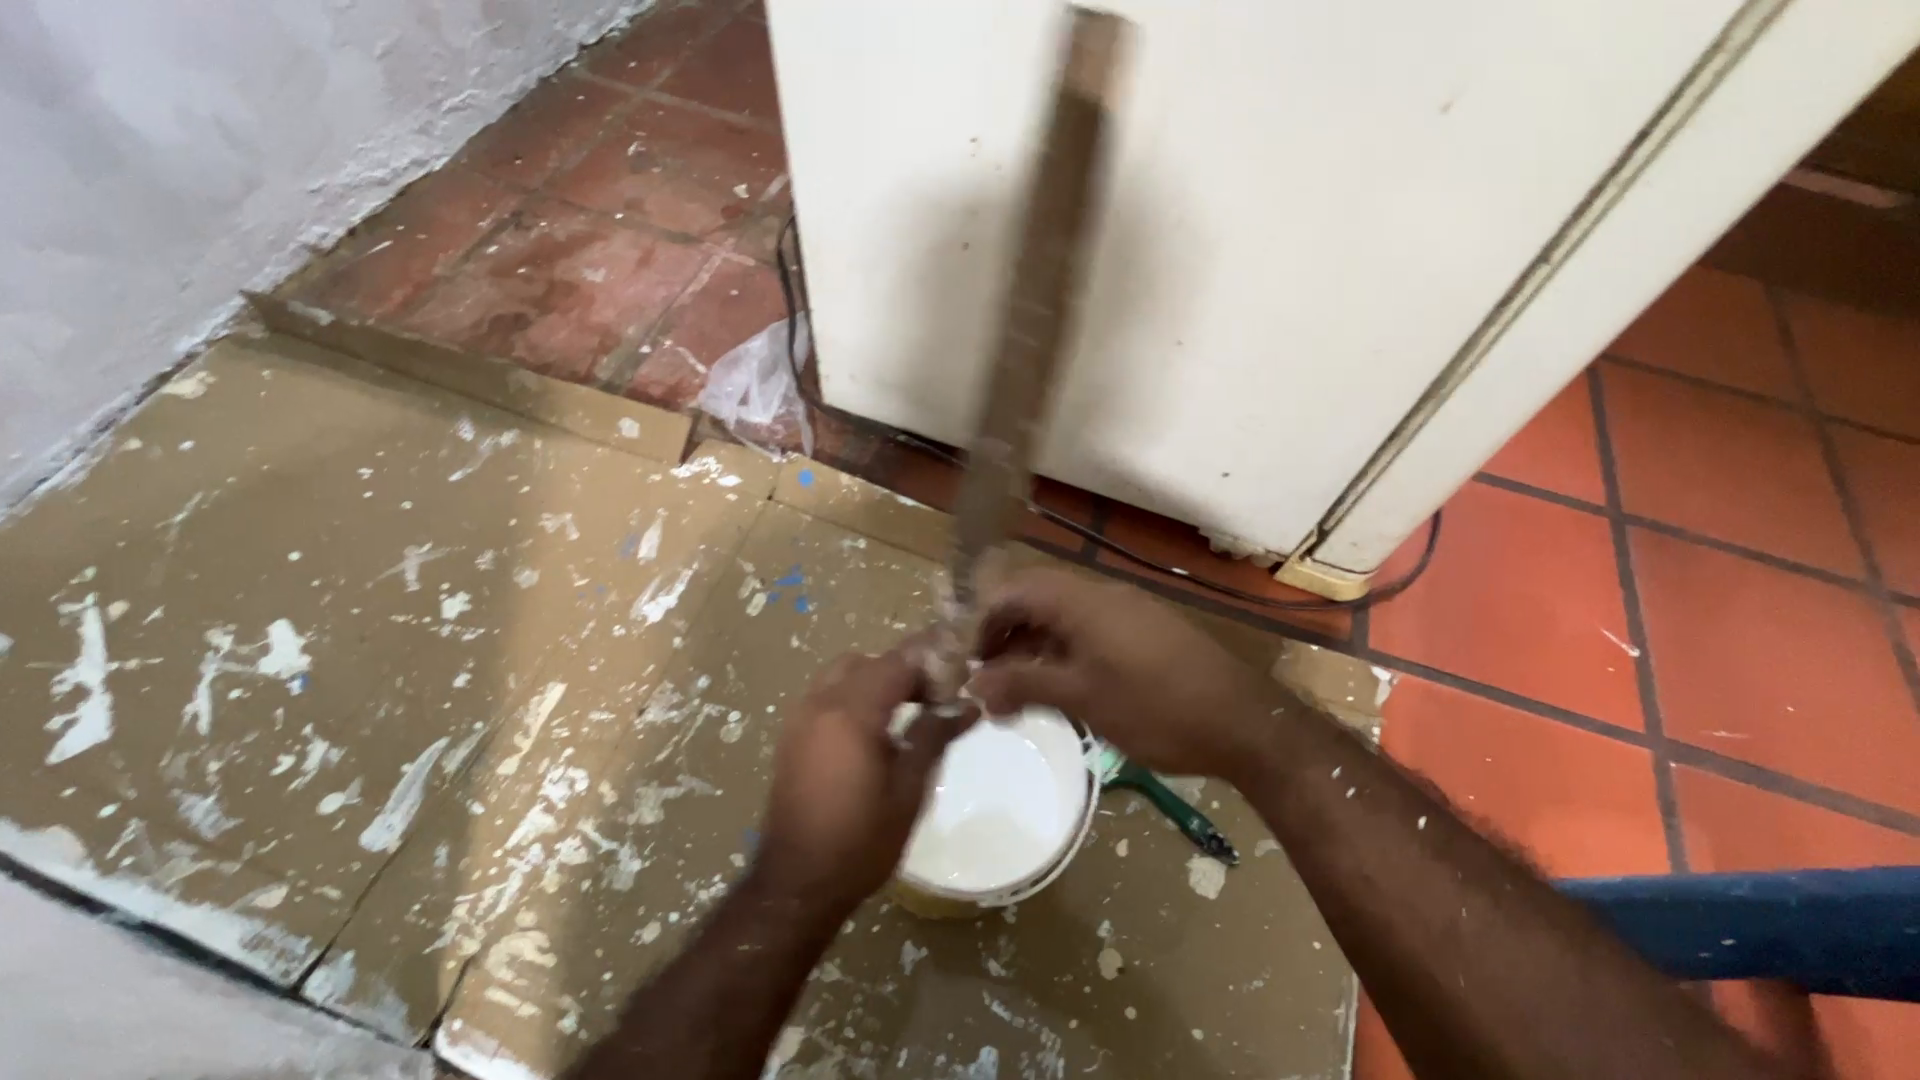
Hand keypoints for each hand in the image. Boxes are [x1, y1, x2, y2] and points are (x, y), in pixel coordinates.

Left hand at [754, 643, 977, 915]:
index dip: (931, 663)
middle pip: (868, 662)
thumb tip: (966, 706)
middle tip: (936, 697)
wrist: (797, 884)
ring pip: (842, 674)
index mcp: (851, 712)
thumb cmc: (860, 842)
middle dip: (904, 669)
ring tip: (909, 711)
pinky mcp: (790, 737)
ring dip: (876, 680)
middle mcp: (820, 704)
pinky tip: (875, 730)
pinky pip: (825, 696)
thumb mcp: (908, 791)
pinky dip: (853, 696)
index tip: (960, 677)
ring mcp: (799, 719)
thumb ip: (934, 737)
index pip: (897, 662)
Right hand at [969, 568, 1284, 783]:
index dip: (980, 620)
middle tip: (982, 680)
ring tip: (1012, 695)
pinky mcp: (1144, 635)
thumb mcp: (1082, 699)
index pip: (1012, 589)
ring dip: (1031, 650)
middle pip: (1035, 601)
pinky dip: (1062, 657)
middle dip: (1002, 637)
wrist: (1244, 724)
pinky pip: (1088, 634)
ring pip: (1061, 620)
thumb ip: (1023, 685)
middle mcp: (1101, 596)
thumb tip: (973, 684)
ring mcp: (1126, 614)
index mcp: (1082, 601)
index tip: (961, 658)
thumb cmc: (1156, 708)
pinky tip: (1056, 692)